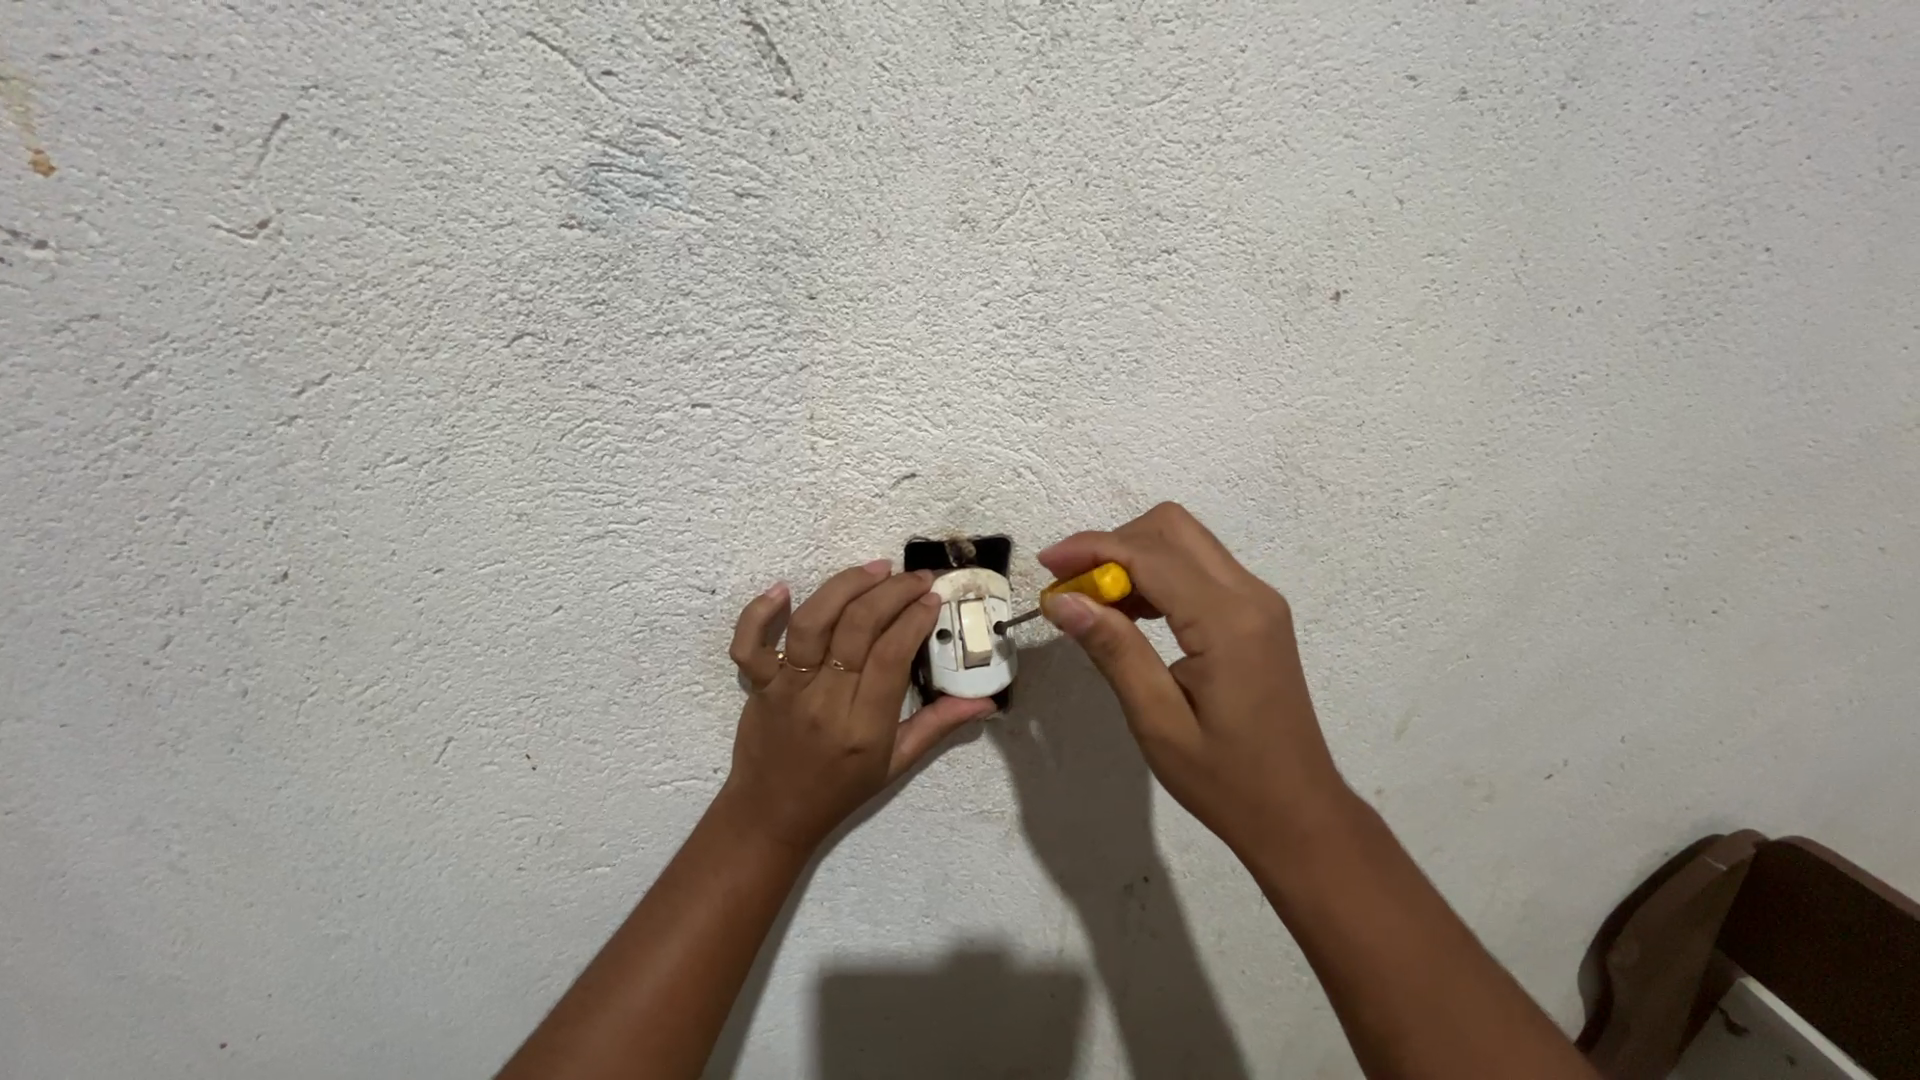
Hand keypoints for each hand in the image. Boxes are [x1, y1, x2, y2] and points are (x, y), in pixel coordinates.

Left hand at [720, 561, 996, 852]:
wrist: (772, 816)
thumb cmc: (840, 790)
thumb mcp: (896, 764)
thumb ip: (938, 726)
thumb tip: (986, 701)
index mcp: (864, 726)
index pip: (891, 656)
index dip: (914, 619)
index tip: (933, 599)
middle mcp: (824, 702)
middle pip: (856, 628)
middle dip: (891, 592)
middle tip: (915, 578)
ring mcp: (786, 690)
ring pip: (811, 624)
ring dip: (844, 587)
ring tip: (874, 569)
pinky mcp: (758, 685)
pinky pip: (748, 645)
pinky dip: (759, 614)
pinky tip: (782, 589)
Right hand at [1036, 503, 1350, 855]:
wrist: (1298, 811)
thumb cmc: (1226, 780)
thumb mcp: (1157, 721)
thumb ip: (1114, 651)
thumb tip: (1064, 600)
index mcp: (1227, 621)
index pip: (1149, 554)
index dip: (1091, 549)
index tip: (1046, 567)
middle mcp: (1249, 595)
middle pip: (1172, 527)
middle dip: (1113, 544)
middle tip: (1073, 589)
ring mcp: (1259, 602)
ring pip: (1186, 542)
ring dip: (1133, 557)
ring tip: (1094, 605)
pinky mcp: (1257, 615)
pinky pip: (1199, 569)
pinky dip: (1158, 575)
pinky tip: (1131, 615)